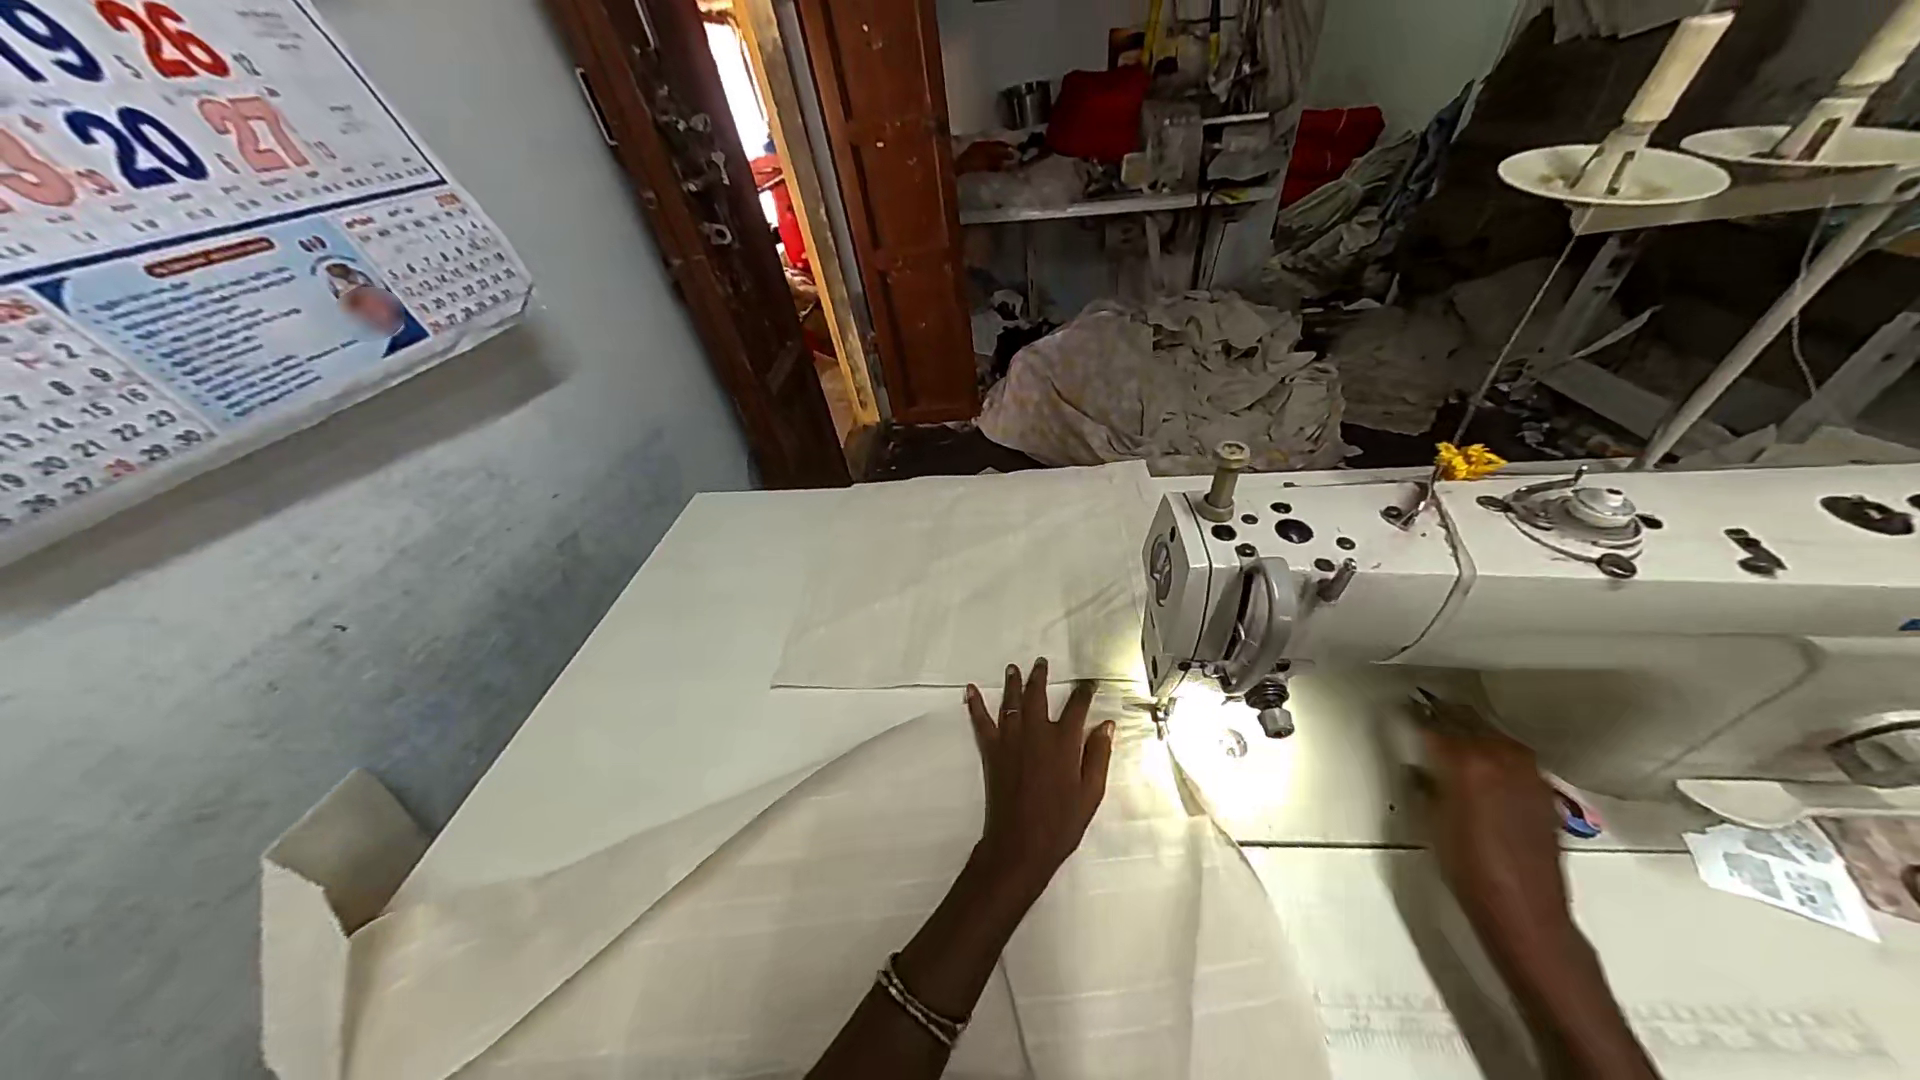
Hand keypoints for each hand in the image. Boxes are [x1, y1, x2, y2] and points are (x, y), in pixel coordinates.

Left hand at [965, 659, 1114, 900]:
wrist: (1020, 844)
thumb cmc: (1061, 823)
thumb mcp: (1090, 792)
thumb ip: (1098, 755)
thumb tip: (1106, 725)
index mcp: (1063, 742)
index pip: (1076, 707)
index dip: (1083, 693)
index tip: (1088, 684)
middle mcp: (1035, 733)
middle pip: (1038, 695)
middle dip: (1040, 677)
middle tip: (1041, 662)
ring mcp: (1010, 740)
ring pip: (1011, 702)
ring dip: (1013, 683)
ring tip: (1014, 668)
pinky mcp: (991, 751)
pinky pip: (981, 722)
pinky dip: (975, 704)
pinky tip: (970, 690)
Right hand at [1415, 699, 1662, 1078]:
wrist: (1522, 907)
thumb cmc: (1465, 865)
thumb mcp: (1430, 818)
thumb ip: (1425, 782)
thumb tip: (1419, 766)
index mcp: (1466, 762)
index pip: (1435, 724)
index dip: (1416, 714)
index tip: (1403, 708)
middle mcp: (1500, 758)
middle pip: (1468, 721)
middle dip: (1444, 713)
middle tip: (1422, 708)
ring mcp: (1527, 773)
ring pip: (1493, 733)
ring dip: (1471, 726)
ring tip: (1450, 726)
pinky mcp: (1542, 789)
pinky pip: (1512, 753)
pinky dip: (1493, 746)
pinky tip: (1482, 756)